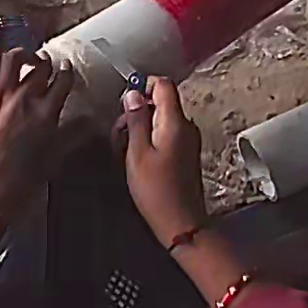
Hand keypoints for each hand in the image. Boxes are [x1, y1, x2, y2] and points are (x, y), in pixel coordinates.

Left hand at [0, 47, 75, 219]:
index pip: (63, 80)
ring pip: (13, 58)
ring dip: (22, 55)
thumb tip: (91, 123)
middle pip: (41, 66)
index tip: (66, 73)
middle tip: (45, 68)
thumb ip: (72, 136)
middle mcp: (23, 99)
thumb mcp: (53, 160)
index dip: (66, 73)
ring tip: (24, 61)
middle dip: (46, 63)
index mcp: (46, 114)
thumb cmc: (18, 185)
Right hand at [116, 76, 207, 244]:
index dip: (144, 86)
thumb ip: (135, 120)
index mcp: (175, 123)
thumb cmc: (156, 190)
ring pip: (161, 118)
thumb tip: (132, 94)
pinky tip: (136, 155)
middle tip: (119, 131)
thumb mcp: (137, 153)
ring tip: (124, 146)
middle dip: (137, 110)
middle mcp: (186, 126)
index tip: (126, 101)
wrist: (180, 222)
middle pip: (161, 102)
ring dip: (141, 126)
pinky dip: (149, 137)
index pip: (164, 85)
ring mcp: (187, 139)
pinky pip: (165, 133)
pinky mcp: (185, 152)